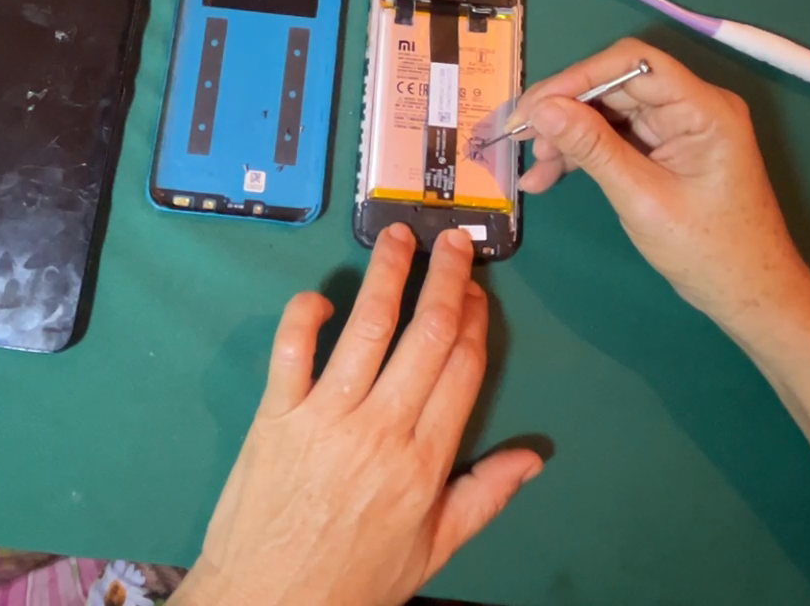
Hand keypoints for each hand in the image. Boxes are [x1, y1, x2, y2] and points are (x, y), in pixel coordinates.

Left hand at [177, 225, 542, 605]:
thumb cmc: (355, 578)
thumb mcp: (431, 552)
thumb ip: (483, 498)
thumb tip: (534, 458)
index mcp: (424, 462)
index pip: (461, 370)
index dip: (474, 323)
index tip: (479, 292)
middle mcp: (380, 428)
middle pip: (425, 336)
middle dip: (445, 282)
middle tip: (454, 242)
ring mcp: (325, 416)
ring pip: (366, 329)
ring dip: (387, 276)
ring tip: (399, 238)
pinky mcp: (275, 412)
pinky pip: (290, 351)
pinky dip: (304, 316)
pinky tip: (320, 295)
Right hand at [513, 38, 809, 335]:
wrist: (747, 297)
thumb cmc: (707, 250)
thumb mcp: (642, 197)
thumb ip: (591, 147)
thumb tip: (541, 109)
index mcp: (701, 108)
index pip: (632, 64)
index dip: (578, 77)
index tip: (535, 106)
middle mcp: (689, 107)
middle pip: (613, 87)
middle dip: (564, 111)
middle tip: (521, 137)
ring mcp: (675, 128)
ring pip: (606, 113)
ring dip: (566, 137)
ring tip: (534, 168)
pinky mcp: (662, 149)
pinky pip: (612, 138)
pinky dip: (580, 155)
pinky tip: (547, 177)